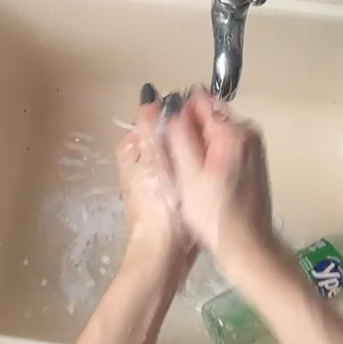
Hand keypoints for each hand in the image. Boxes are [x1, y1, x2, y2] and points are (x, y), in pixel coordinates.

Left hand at [116, 92, 196, 277]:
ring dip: (193, 151)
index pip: (155, 115)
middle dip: (187, 133)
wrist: (163, 251)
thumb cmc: (159, 202)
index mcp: (131, 147)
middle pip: (167, 133)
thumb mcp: (152, 154)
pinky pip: (183, 171)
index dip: (177, 114)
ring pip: (178, 152)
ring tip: (211, 157)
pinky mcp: (167, 195)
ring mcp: (153, 179)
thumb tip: (149, 92)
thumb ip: (149, 121)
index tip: (199, 118)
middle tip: (209, 139)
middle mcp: (138, 160)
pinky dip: (194, 170)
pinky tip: (207, 175)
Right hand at [162, 90, 279, 276]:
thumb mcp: (187, 172)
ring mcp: (254, 146)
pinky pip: (225, 146)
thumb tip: (171, 104)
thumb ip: (178, 132)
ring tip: (191, 175)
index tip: (171, 139)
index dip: (179, 115)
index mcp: (233, 130)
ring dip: (199, 146)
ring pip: (215, 131)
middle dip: (190, 131)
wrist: (248, 246)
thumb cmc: (214, 213)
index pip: (199, 98)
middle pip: (208, 114)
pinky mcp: (254, 161)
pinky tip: (205, 181)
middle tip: (180, 164)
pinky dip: (212, 156)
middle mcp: (249, 131)